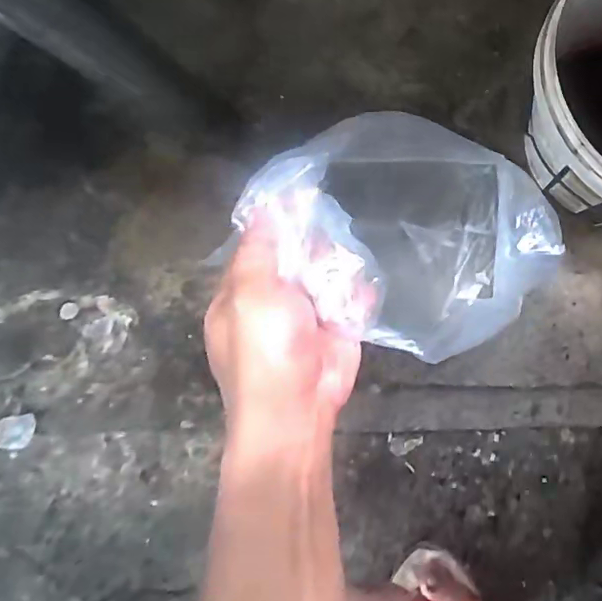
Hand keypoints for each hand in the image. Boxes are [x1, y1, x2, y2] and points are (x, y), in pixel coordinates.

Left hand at [204, 218, 361, 445]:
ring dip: (340, 274)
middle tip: (324, 255)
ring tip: (336, 291)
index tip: (307, 195)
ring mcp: (311, 310)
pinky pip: (355, 293)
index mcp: (243, 290)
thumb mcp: (252, 294)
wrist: (298, 405)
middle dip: (318, 248)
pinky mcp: (341, 322)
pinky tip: (351, 307)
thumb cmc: (265, 349)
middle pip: (303, 251)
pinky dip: (358, 295)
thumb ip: (260, 250)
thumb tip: (265, 209)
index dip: (282, 219)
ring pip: (334, 269)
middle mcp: (277, 296)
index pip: (262, 242)